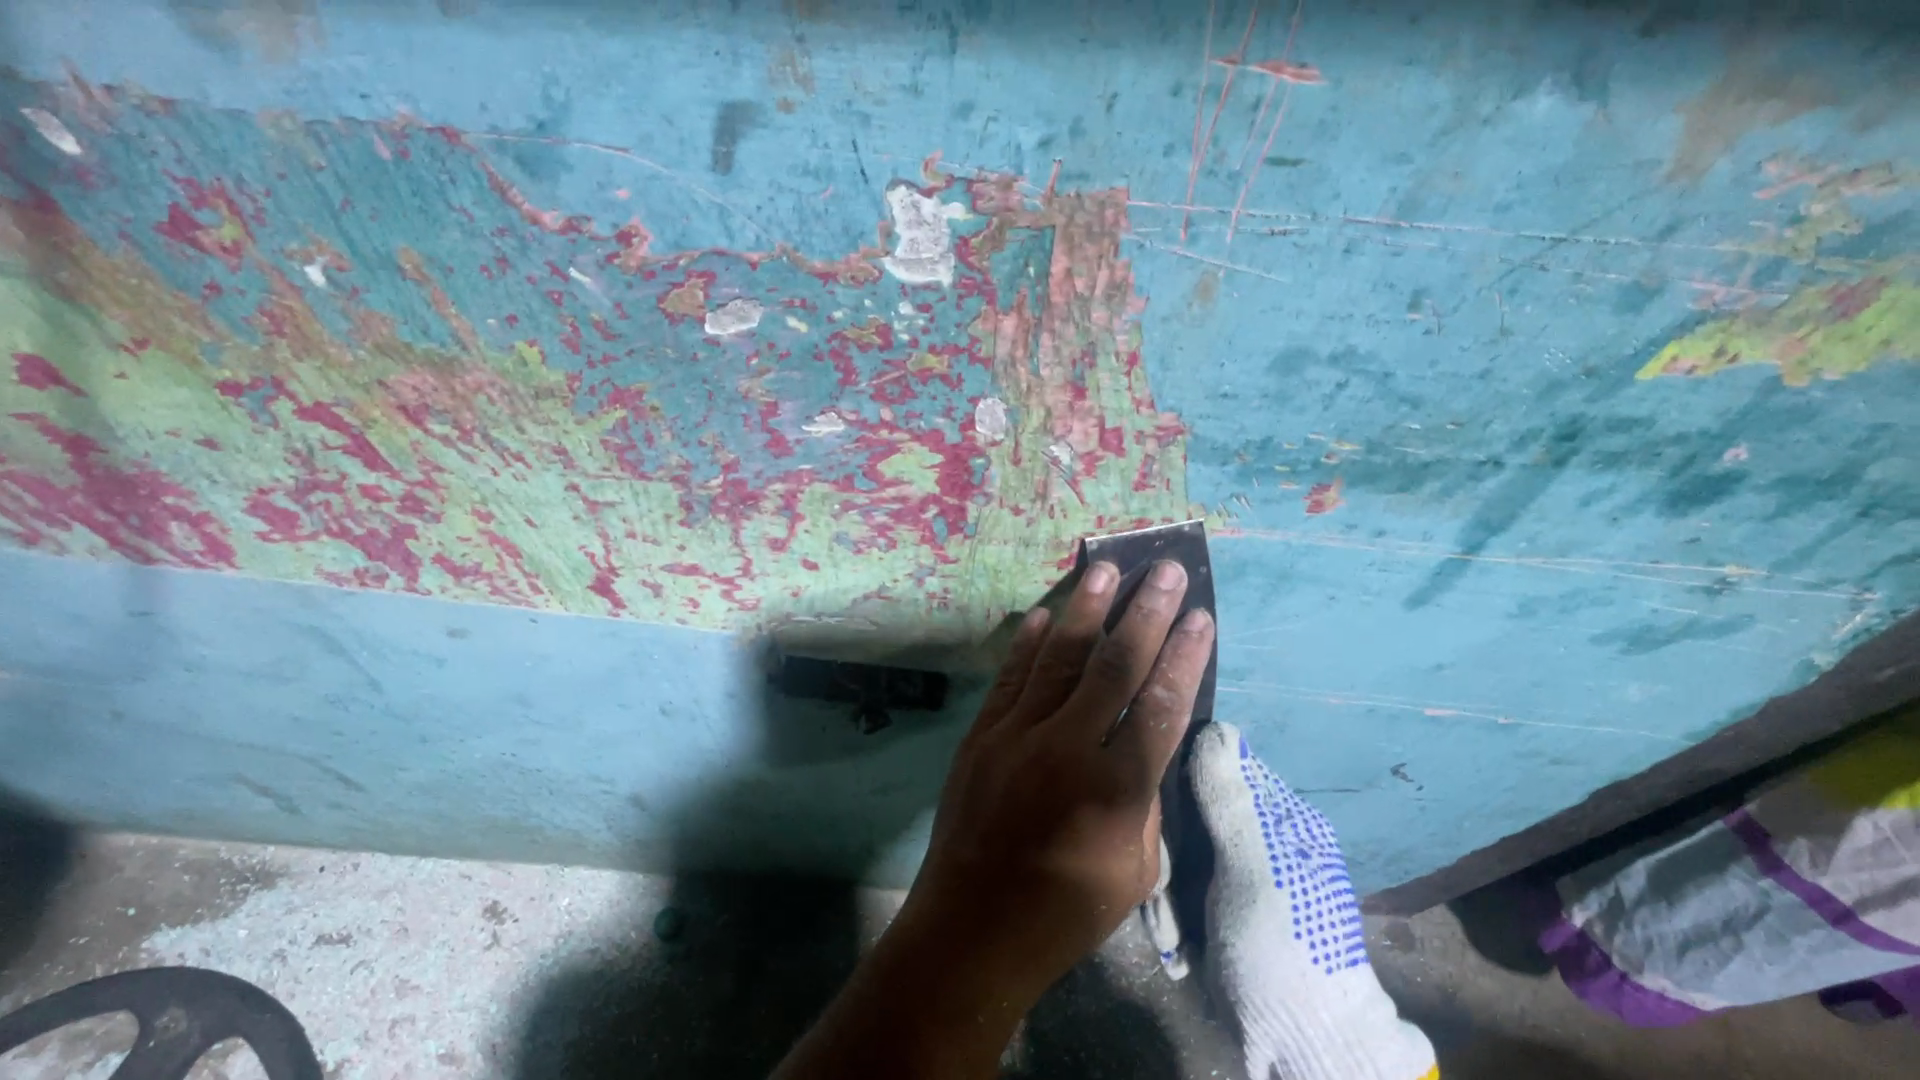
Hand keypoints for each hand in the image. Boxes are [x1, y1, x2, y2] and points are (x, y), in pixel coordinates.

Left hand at [897, 557, 1215, 998]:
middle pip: (1114, 667)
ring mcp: (1017, 737)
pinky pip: (1010, 679)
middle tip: (1164, 570)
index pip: (1162, 705)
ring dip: (1085, 610)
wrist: (973, 929)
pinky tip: (1045, 615)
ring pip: (1058, 659)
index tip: (1200, 615)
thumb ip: (1144, 801)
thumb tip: (1143, 748)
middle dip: (1145, 614)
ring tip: (1106, 569)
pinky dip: (1028, 644)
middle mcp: (1068, 749)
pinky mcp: (981, 737)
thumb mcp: (1135, 870)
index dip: (1185, 655)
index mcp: (1117, 790)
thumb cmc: (1065, 912)